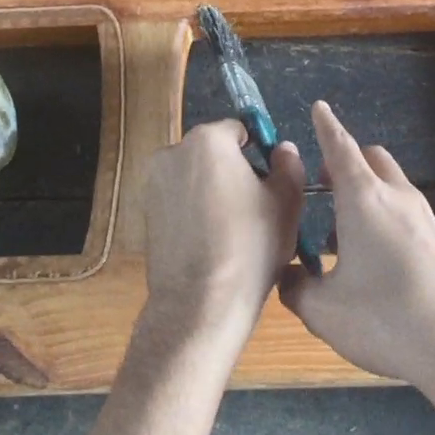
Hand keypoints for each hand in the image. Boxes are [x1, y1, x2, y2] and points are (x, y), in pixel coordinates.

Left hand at [145, 119, 306, 338]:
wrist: (201, 304)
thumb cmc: (250, 245)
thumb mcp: (286, 202)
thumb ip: (288, 165)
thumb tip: (282, 149)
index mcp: (207, 140)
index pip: (238, 130)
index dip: (258, 153)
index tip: (269, 183)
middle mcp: (172, 152)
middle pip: (213, 153)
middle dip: (233, 172)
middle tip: (255, 209)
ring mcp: (153, 184)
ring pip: (195, 178)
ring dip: (212, 192)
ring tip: (233, 231)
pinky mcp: (145, 214)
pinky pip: (179, 202)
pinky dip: (194, 213)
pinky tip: (211, 244)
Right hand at [279, 102, 434, 392]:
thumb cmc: (386, 320)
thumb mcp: (323, 311)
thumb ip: (296, 287)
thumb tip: (288, 276)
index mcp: (364, 200)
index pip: (341, 147)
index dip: (326, 126)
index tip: (320, 108)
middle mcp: (398, 199)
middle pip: (372, 159)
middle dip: (347, 161)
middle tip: (325, 184)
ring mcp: (428, 221)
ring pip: (393, 188)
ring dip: (367, 195)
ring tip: (344, 238)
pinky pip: (409, 217)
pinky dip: (387, 221)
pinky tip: (378, 265)